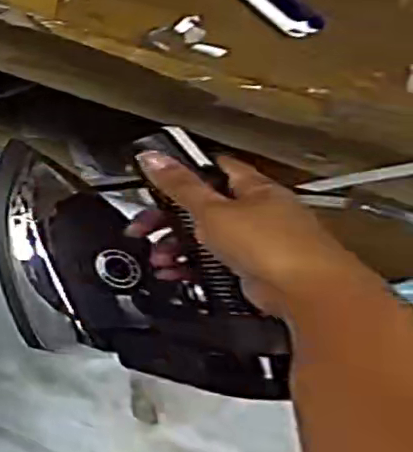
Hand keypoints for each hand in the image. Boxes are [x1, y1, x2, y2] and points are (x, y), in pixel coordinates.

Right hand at [127, 151, 379, 319]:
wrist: (307, 294)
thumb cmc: (274, 246)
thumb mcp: (212, 209)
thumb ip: (179, 184)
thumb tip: (153, 157)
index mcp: (258, 191)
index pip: (218, 169)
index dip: (186, 168)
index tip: (156, 173)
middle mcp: (261, 214)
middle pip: (201, 207)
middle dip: (166, 218)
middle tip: (144, 225)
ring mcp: (259, 242)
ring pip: (203, 236)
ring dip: (174, 245)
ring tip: (159, 255)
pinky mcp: (253, 268)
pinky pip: (210, 261)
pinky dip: (188, 265)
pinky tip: (174, 270)